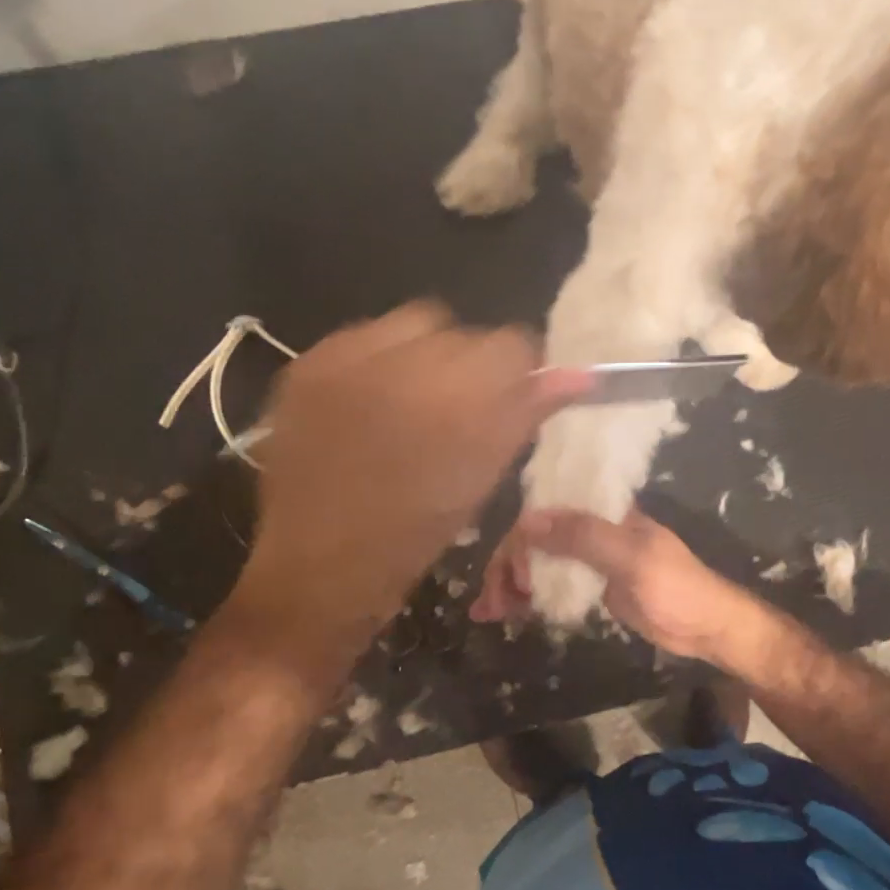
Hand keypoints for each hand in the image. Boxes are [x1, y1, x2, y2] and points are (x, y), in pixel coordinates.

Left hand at [230, 302, 589, 642]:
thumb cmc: (410, 539)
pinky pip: (368, 334)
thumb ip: (525, 418)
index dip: (521, 371)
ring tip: (418, 397)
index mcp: (456, 404)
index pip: (512, 345)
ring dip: (431, 352)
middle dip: (476, 365)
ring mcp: (349, 360)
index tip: (515, 398)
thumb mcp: (479, 483)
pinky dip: (385, 357)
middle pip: (466, 332)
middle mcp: (404, 367)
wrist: (314, 567)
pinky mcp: (311, 363)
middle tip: (466, 408)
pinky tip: (377, 396)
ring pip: (419, 322)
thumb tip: (578, 377)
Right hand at [470, 509, 766, 663]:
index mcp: (606, 513)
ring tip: (488, 613)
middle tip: (490, 605)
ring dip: (510, 584)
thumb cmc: (678, 588)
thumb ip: (583, 537)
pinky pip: (551, 585)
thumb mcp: (632, 560)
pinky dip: (527, 597)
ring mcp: (592, 561)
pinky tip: (507, 613)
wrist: (708, 628)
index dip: (521, 540)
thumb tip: (527, 521)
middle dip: (508, 567)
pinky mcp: (593, 587)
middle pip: (536, 539)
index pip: (547, 513)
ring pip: (539, 563)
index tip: (513, 577)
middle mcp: (594, 531)